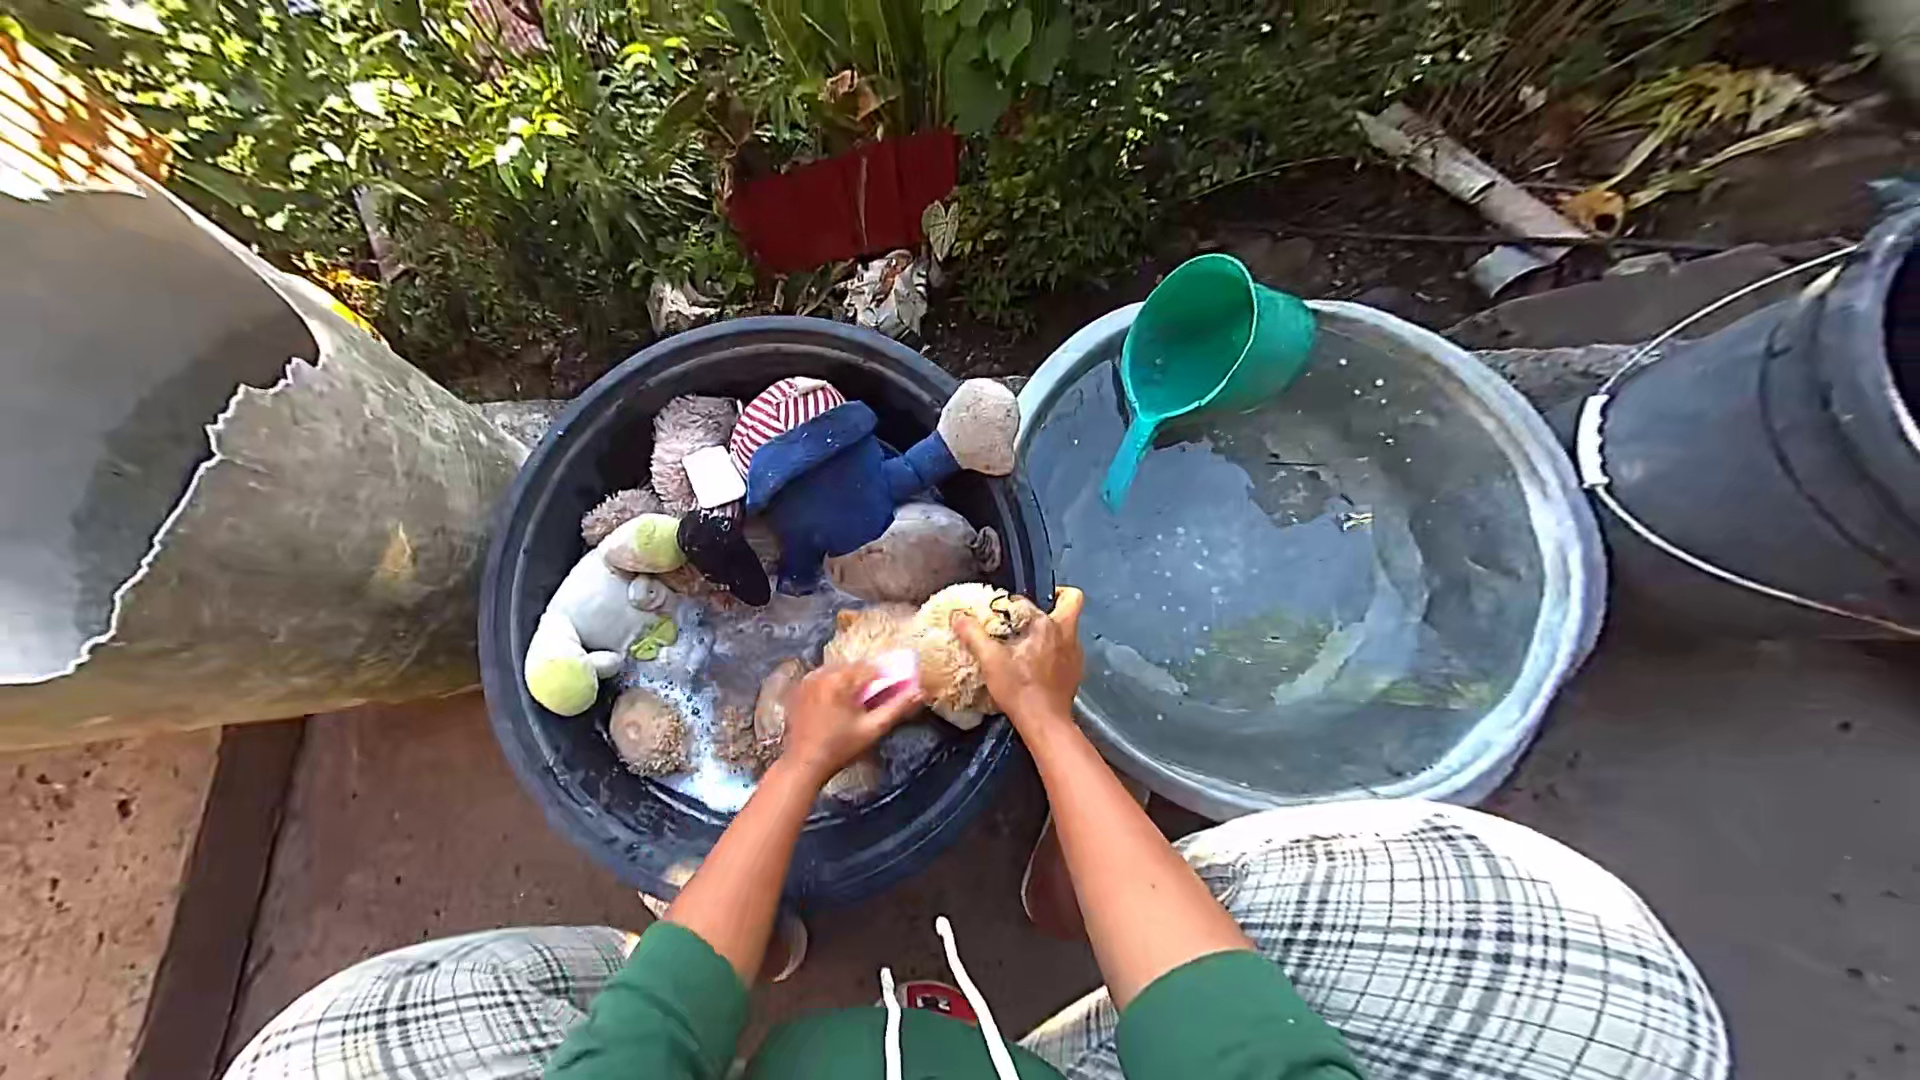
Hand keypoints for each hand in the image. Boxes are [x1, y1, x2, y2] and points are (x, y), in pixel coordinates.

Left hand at [778, 662, 923, 785]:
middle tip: (872, 700)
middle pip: (855, 667)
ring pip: (839, 669)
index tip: (890, 692)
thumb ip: (897, 708)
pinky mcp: (800, 687)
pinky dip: (833, 683)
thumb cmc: (840, 749)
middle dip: (866, 679)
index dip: (885, 678)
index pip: (872, 668)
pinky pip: (824, 676)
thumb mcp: (873, 729)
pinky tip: (836, 703)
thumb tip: (920, 692)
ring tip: (854, 703)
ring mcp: (808, 679)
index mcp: (840, 681)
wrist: (803, 764)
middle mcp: (822, 674)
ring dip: (850, 680)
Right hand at [952, 586, 1084, 725]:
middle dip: (1056, 598)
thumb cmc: (1019, 689)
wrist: (1045, 722)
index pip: (1032, 600)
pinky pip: (1069, 649)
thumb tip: (959, 617)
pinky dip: (1056, 649)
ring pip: (1070, 628)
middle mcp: (1068, 635)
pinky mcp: (1077, 671)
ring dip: (1054, 627)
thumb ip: (974, 635)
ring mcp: (1076, 654)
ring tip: (1031, 639)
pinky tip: (1039, 663)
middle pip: (1072, 602)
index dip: (1015, 602)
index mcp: (1048, 625)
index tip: (1003, 612)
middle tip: (1033, 610)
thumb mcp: (990, 660)